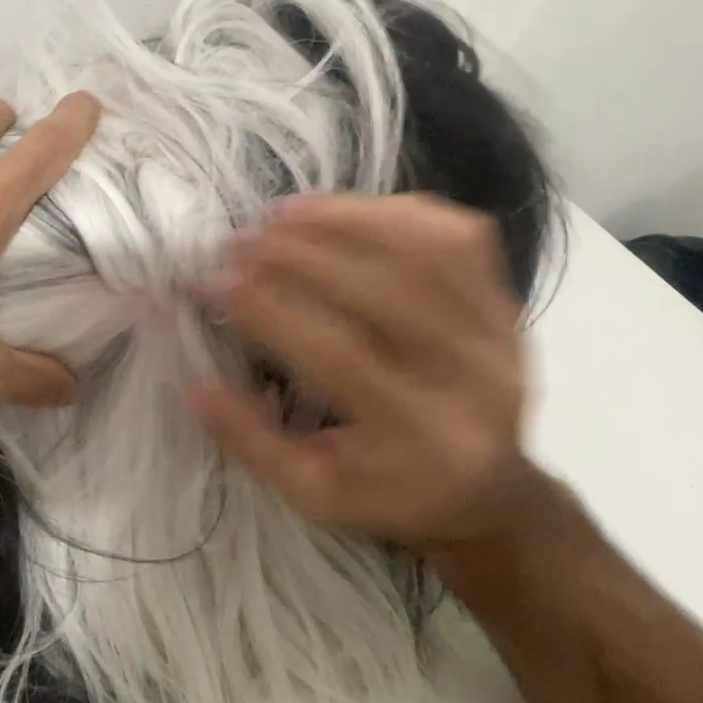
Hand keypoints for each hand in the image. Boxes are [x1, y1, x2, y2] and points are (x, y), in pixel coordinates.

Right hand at [188, 193, 543, 547]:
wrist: (488, 487)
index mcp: (421, 437)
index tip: (217, 284)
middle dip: (301, 255)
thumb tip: (195, 386)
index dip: (273, 312)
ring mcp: (498, 331)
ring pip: (425, 249)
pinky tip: (341, 210)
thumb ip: (254, 443)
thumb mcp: (313, 492)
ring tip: (278, 213)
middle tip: (237, 241)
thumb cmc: (389, 490)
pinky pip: (456, 235)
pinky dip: (395, 211)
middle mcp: (472, 377)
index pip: (341, 355)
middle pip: (386, 291)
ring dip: (344, 220)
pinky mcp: (506, 299)